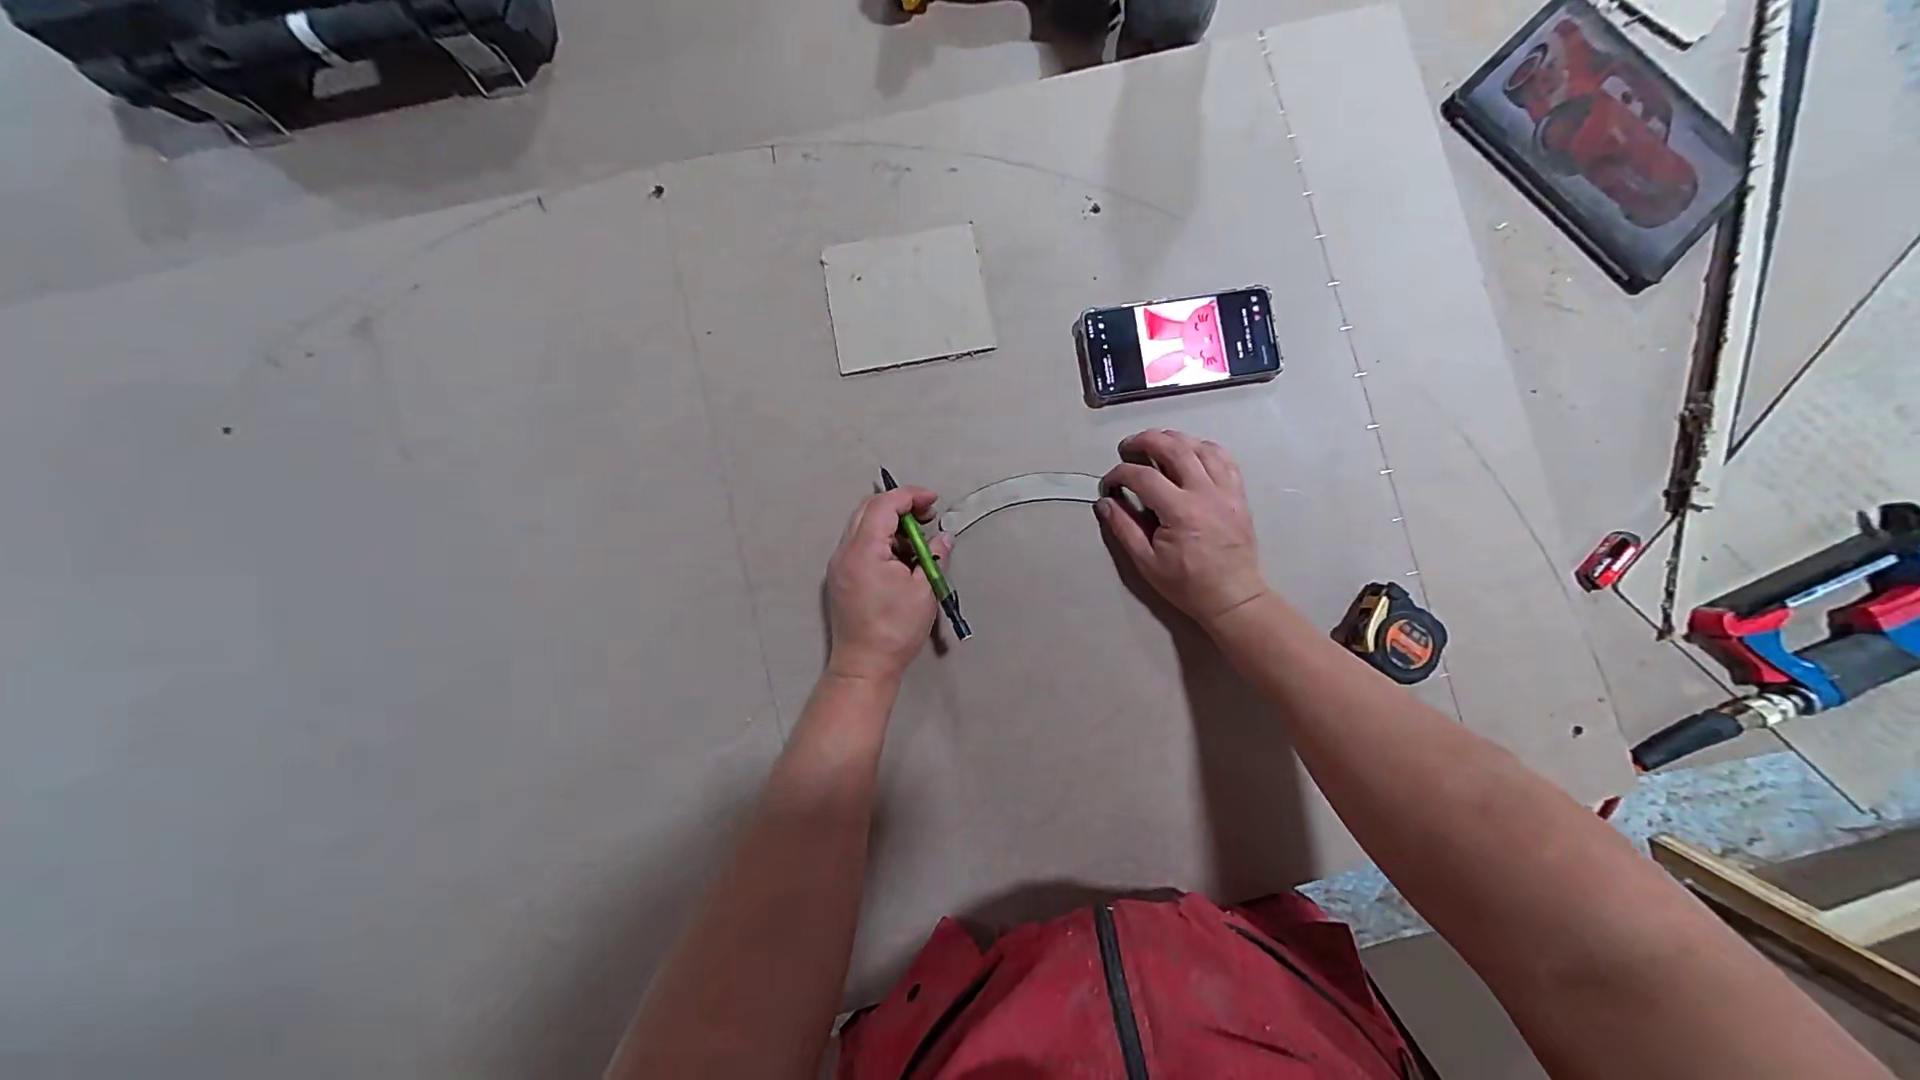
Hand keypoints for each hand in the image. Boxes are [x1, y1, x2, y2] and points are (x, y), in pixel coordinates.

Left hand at [825, 487, 953, 683]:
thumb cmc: (894, 632)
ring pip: (862, 525)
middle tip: (926, 515)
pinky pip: (858, 544)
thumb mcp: (925, 590)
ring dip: (890, 523)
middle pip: (869, 509)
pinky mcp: (840, 577)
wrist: (865, 665)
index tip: (931, 501)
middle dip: (899, 506)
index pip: (884, 506)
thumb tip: (942, 539)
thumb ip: (934, 556)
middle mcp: (845, 553)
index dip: (910, 496)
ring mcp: (839, 565)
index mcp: (864, 551)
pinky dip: (880, 540)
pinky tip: (900, 557)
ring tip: (916, 541)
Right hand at [1096, 430, 1268, 625]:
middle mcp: (1206, 493)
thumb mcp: (1146, 562)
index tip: (1109, 483)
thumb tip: (1105, 503)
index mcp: (1181, 512)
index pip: (1143, 477)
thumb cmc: (1188, 584)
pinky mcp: (1237, 494)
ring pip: (1201, 447)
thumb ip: (1123, 528)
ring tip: (1156, 442)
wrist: (1232, 597)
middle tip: (1128, 446)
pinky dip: (1203, 448)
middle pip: (1174, 448)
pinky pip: (1223, 459)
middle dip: (1145, 441)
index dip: (1120, 474)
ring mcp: (1226, 491)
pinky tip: (1190, 451)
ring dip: (1175, 439)